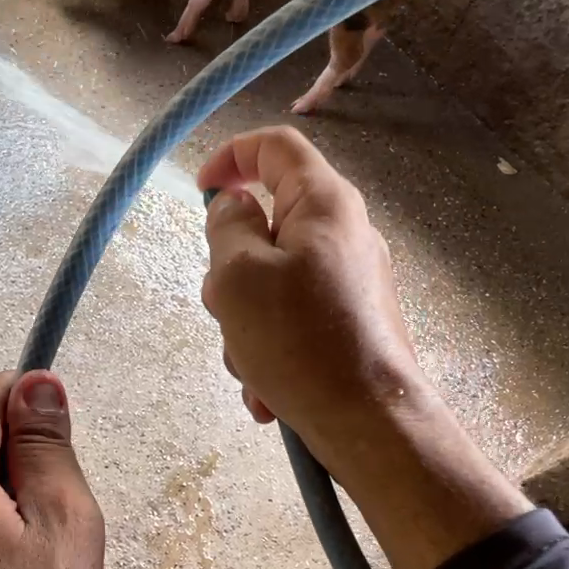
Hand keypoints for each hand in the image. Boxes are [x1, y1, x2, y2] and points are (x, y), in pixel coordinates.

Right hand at [198, 126, 425, 476]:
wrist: (369, 421)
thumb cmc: (298, 340)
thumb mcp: (238, 275)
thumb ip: (227, 227)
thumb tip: (234, 206)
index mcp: (324, 204)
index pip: (274, 146)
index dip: (230, 156)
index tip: (199, 190)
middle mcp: (345, 233)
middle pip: (267, 226)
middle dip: (230, 270)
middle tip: (224, 308)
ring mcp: (351, 280)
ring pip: (272, 281)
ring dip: (245, 322)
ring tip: (252, 365)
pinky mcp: (351, 321)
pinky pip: (293, 318)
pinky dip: (270, 347)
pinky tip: (268, 391)